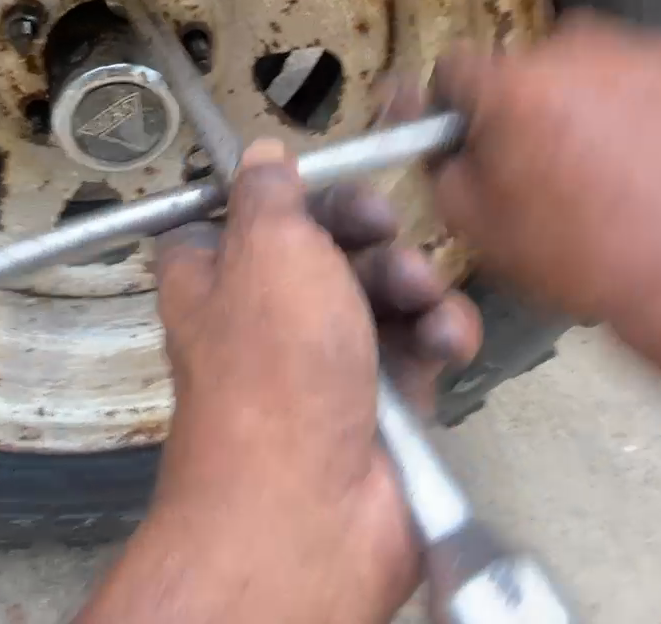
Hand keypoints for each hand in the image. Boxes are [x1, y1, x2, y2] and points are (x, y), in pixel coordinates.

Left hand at [78, 139, 480, 623]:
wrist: (310, 506)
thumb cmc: (275, 358)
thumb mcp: (266, 248)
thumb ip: (267, 192)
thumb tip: (260, 154)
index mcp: (212, 270)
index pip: (245, 211)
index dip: (288, 192)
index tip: (323, 178)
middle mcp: (261, 309)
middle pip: (322, 242)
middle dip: (362, 230)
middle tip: (383, 227)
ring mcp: (321, 355)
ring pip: (376, 288)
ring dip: (408, 280)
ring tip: (420, 294)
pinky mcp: (378, 395)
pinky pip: (413, 342)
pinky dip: (436, 333)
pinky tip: (448, 338)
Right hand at [431, 11, 660, 328]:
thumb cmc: (561, 254)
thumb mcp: (467, 216)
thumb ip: (439, 157)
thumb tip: (438, 126)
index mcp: (512, 88)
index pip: (455, 65)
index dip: (455, 100)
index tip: (470, 128)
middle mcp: (576, 56)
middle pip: (524, 58)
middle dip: (521, 96)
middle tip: (536, 148)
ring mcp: (646, 63)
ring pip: (587, 56)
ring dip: (578, 89)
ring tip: (592, 145)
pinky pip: (645, 74)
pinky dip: (634, 100)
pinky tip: (638, 145)